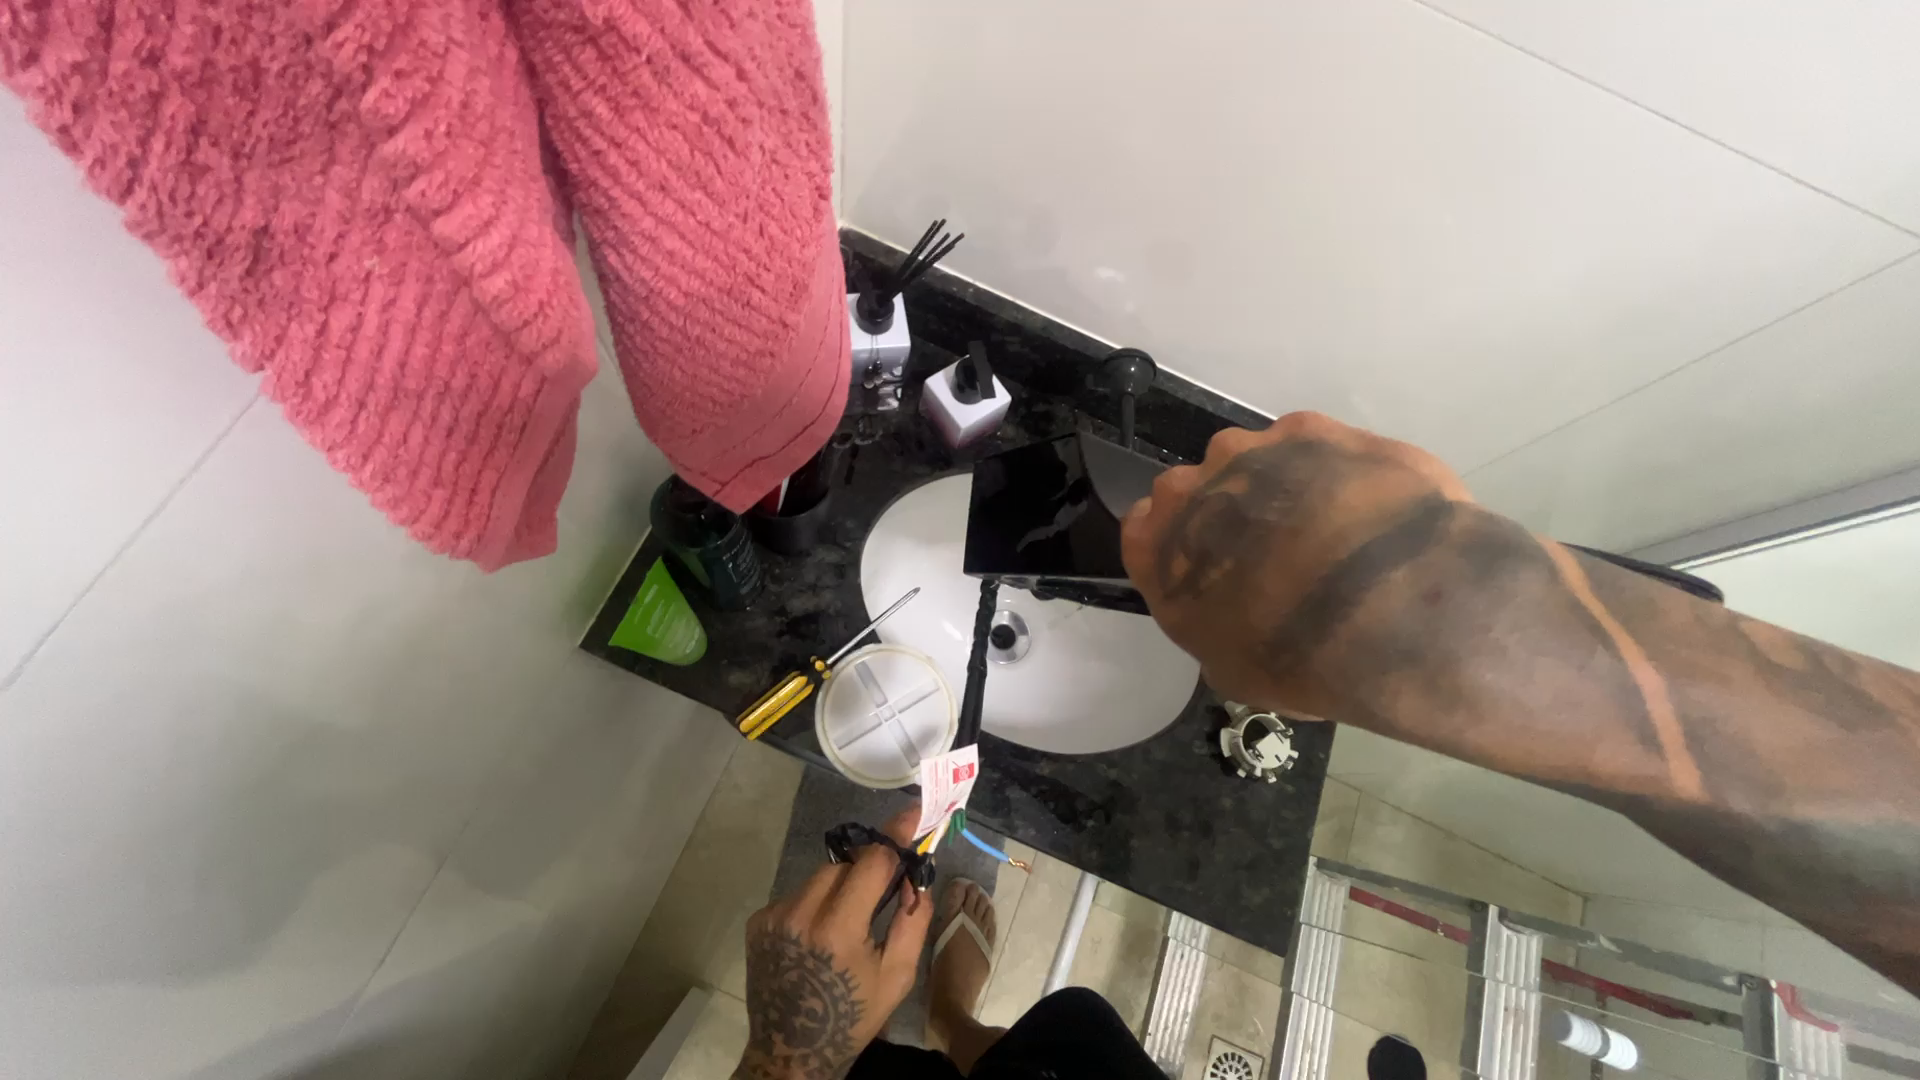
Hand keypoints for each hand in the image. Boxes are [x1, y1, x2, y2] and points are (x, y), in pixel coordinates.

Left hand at [732, 807, 933, 1079]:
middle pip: (846, 865)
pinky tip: (819, 934)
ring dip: (841, 885)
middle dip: (868, 871)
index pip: (873, 861)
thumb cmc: (853, 1016)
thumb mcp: (896, 976)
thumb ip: (913, 921)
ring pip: (821, 875)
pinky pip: (798, 892)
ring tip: (848, 920)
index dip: (896, 834)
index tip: (914, 813)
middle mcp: (802, 913)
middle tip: (883, 889)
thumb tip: (917, 878)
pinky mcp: (760, 920)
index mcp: (840, 929)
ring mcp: (775, 915)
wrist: (790, 1052)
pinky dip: (816, 901)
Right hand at [1120, 411, 1474, 715]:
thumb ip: (1209, 623)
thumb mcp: (1227, 668)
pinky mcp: (1323, 430)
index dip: (1182, 547)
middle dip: (1233, 512)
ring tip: (1336, 533)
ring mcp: (1257, 446)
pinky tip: (1374, 514)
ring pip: (1260, 461)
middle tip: (1278, 553)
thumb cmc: (1293, 658)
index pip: (1146, 530)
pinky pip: (1319, 449)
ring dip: (1285, 488)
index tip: (1213, 568)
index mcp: (1155, 541)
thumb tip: (1233, 617)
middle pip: (1203, 488)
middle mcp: (1194, 482)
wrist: (1397, 617)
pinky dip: (1338, 475)